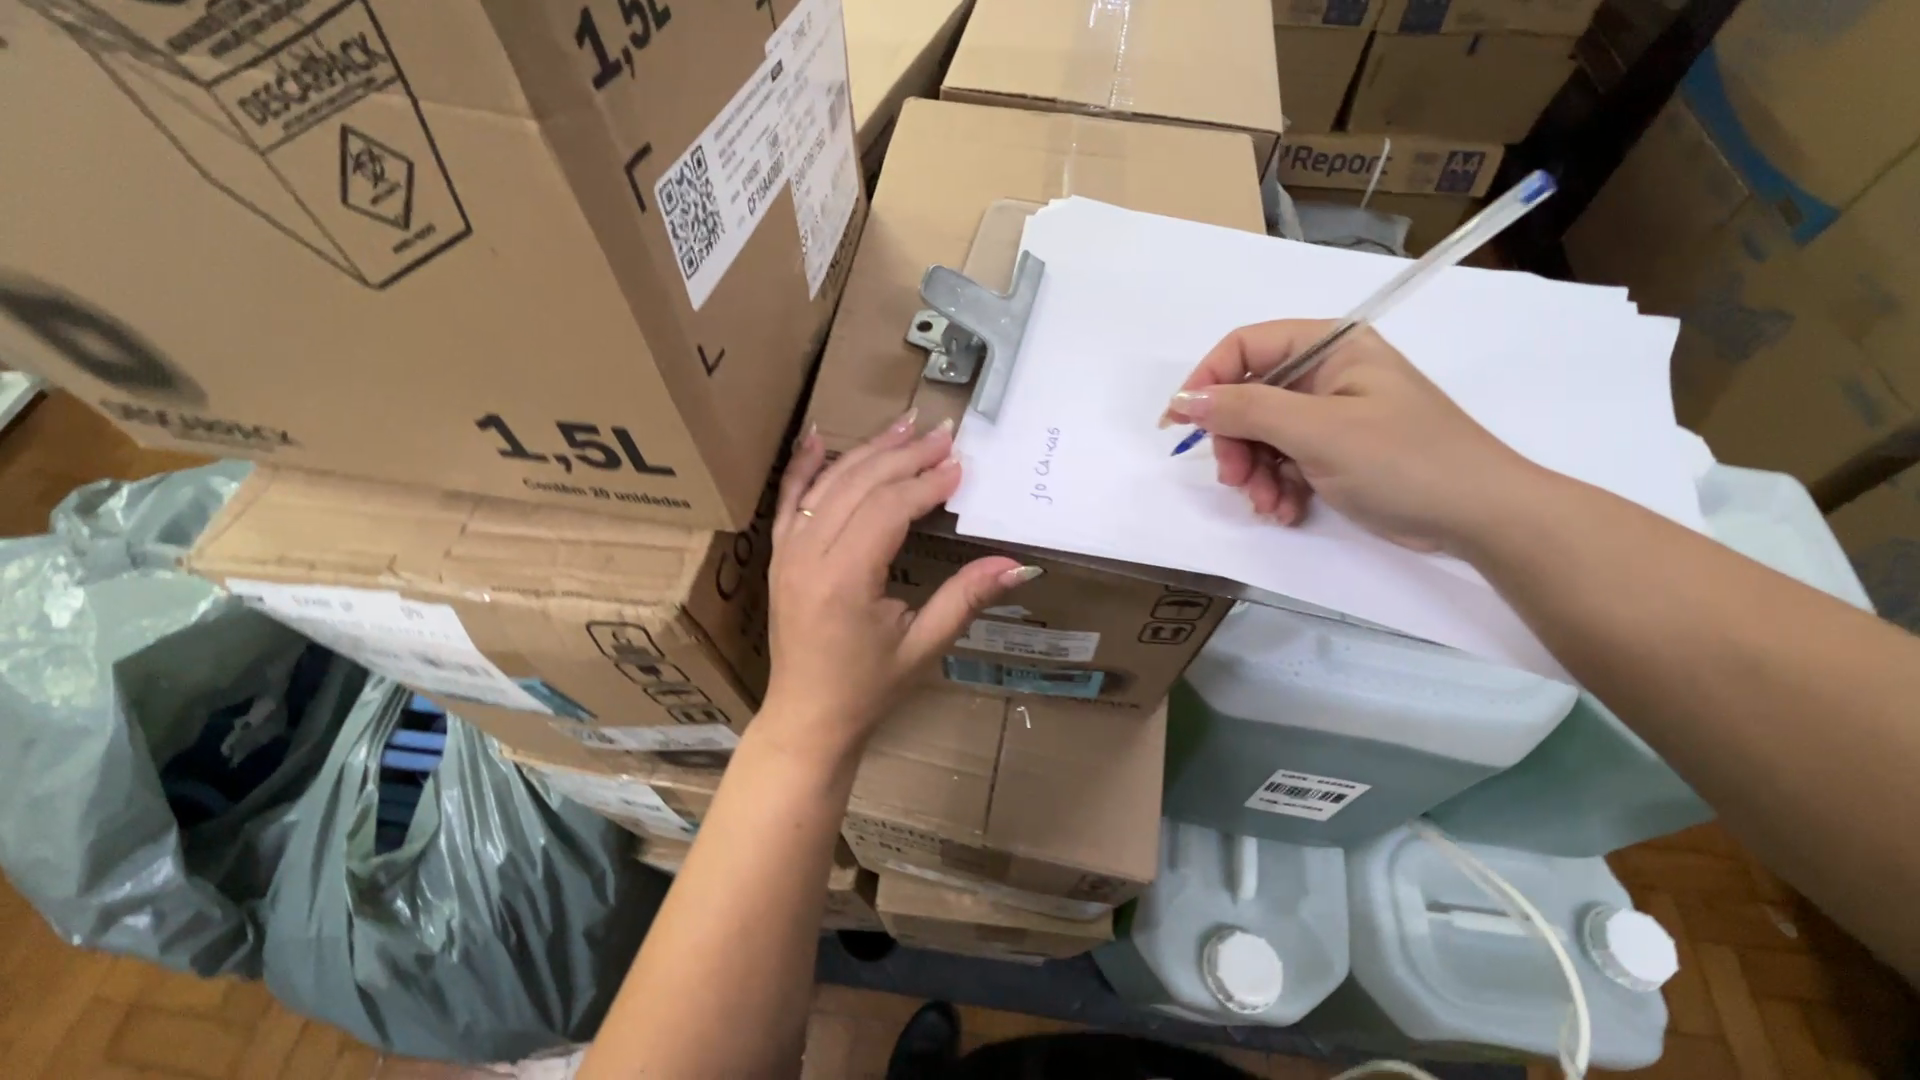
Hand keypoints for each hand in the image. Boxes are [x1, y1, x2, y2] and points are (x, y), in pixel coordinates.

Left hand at [763, 411, 1040, 748]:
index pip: (889, 509)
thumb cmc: (868, 689)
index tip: (960, 466)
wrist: (808, 718)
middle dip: (904, 456)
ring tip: (905, 424)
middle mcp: (809, 557)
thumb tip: (1016, 564)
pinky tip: (817, 436)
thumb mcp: (923, 647)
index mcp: (845, 579)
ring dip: (867, 451)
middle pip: (860, 486)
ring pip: (828, 485)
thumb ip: (965, 598)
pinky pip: (789, 501)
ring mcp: (788, 554)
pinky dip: (804, 467)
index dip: (926, 483)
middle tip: (944, 435)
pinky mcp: (780, 557)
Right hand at [1159, 319, 1538, 552]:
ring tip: (1266, 504)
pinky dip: (1276, 487)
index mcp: (1331, 346)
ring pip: (1262, 435)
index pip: (1246, 347)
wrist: (1479, 515)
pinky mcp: (1337, 453)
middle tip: (1234, 480)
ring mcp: (1332, 415)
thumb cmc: (1402, 459)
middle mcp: (1328, 374)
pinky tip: (1284, 511)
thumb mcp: (1317, 431)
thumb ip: (1246, 411)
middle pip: (1249, 396)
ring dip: (1254, 473)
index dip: (1207, 381)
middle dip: (1236, 442)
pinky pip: (1284, 461)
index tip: (1179, 424)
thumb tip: (1183, 401)